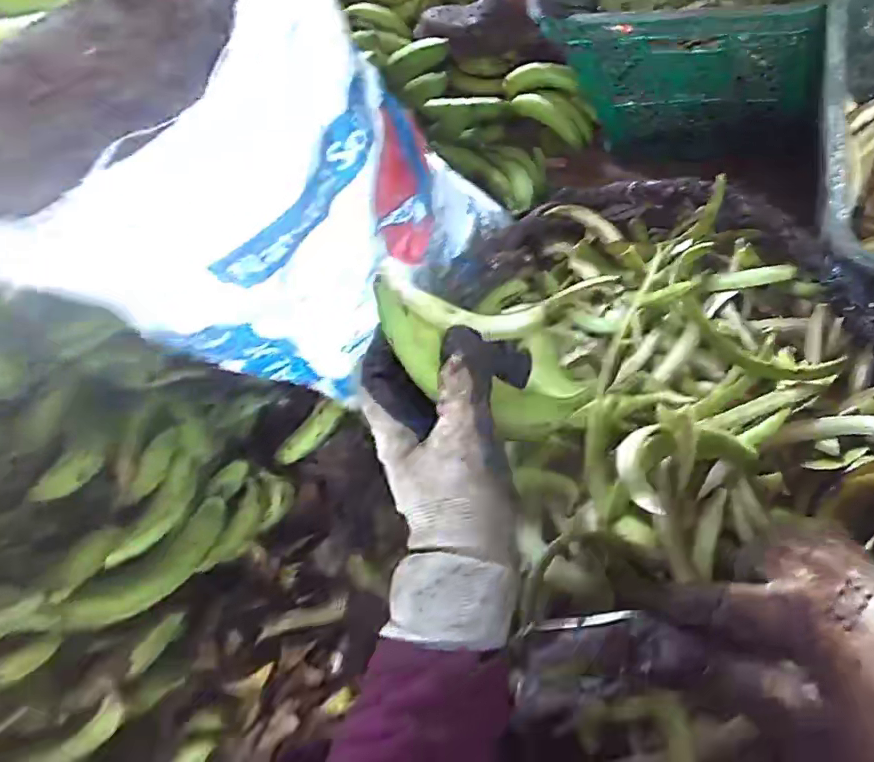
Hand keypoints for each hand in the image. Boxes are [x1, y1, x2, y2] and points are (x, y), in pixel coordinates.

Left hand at [363, 332, 518, 648]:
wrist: (479, 558)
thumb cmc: (460, 499)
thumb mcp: (462, 438)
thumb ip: (461, 385)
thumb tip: (460, 333)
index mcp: (392, 428)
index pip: (372, 377)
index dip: (382, 344)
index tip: (406, 314)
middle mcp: (408, 429)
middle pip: (407, 377)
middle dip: (429, 347)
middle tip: (458, 320)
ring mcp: (436, 439)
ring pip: (439, 388)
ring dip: (459, 364)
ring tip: (488, 343)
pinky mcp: (462, 446)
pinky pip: (464, 403)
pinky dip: (478, 384)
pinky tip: (501, 374)